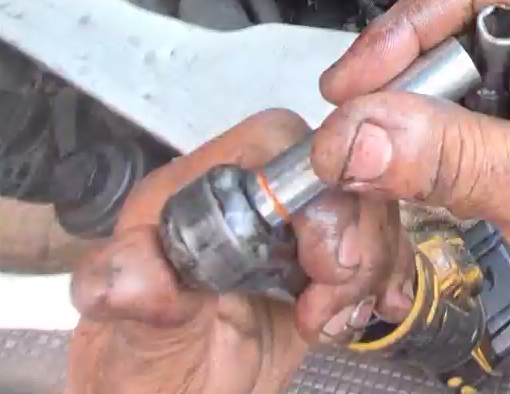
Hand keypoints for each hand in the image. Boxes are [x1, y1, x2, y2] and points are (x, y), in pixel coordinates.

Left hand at [68, 111, 413, 393]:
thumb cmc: (144, 386)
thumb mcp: (133, 355)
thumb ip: (132, 305)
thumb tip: (120, 274)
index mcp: (197, 192)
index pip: (274, 140)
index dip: (309, 185)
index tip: (316, 257)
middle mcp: (254, 195)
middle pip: (336, 167)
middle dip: (352, 230)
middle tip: (333, 293)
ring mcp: (296, 224)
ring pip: (370, 199)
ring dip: (370, 260)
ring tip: (336, 321)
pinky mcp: (329, 253)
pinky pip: (384, 236)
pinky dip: (389, 271)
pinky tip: (373, 309)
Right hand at [306, 0, 509, 326]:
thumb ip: (452, 157)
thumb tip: (362, 134)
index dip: (407, 29)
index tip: (354, 85)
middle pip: (450, 22)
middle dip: (403, 77)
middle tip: (362, 132)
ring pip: (445, 64)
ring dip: (411, 111)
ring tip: (390, 158)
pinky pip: (453, 100)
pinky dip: (427, 133)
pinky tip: (421, 165)